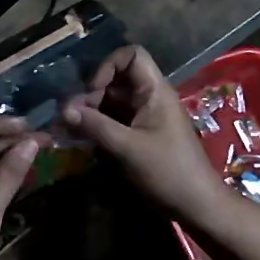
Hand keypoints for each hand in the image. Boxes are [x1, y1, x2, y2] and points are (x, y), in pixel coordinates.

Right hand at [63, 45, 227, 218]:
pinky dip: (98, 126)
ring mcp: (145, 117)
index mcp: (155, 91)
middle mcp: (150, 98)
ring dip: (90, 111)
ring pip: (112, 101)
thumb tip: (63, 109)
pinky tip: (79, 138)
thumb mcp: (128, 148)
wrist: (195, 204)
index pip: (131, 55)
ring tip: (68, 128)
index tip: (92, 90)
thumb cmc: (167, 171)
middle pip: (116, 79)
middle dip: (91, 93)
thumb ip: (95, 126)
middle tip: (71, 117)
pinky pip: (115, 120)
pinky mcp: (140, 135)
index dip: (108, 65)